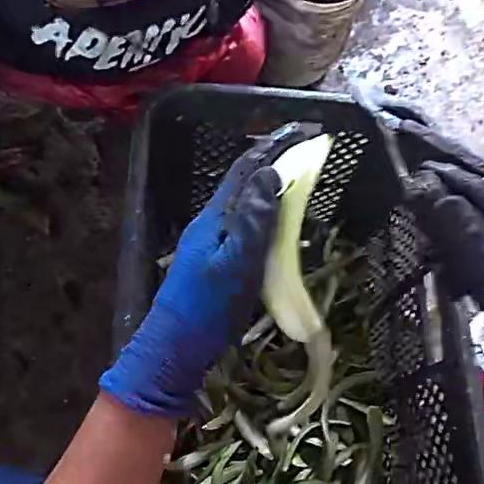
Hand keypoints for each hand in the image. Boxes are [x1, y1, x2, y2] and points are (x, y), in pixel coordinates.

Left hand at [100, 125, 307, 416]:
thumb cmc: (206, 309)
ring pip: (244, 210)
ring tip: (301, 188)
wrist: (174, 351)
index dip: (275, 147)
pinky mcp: (213, 266)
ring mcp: (208, 246)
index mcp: (213, 218)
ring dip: (271, 194)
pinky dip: (266, 223)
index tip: (305, 132)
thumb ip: (252, 220)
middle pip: (245, 186)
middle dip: (276, 166)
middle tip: (310, 159)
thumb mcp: (235, 263)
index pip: (246, 170)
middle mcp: (209, 224)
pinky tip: (278, 233)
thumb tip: (271, 173)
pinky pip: (243, 232)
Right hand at [408, 163, 483, 416]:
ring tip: (435, 242)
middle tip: (421, 205)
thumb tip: (442, 197)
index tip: (422, 169)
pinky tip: (461, 271)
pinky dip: (473, 252)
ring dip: (461, 231)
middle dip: (452, 204)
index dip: (450, 178)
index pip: (480, 191)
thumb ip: (466, 235)